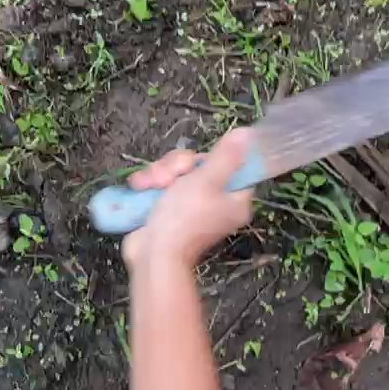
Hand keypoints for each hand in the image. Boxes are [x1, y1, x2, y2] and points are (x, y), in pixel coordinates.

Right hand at [122, 129, 255, 271]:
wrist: (153, 255)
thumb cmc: (184, 219)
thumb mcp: (206, 180)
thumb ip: (225, 156)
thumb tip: (247, 134)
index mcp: (234, 198)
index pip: (229, 165)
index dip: (209, 160)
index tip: (195, 165)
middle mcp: (214, 202)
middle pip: (198, 166)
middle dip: (176, 167)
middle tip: (169, 178)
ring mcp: (188, 207)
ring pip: (175, 173)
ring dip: (159, 174)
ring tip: (150, 186)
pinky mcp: (166, 209)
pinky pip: (161, 185)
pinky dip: (150, 184)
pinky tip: (140, 188)